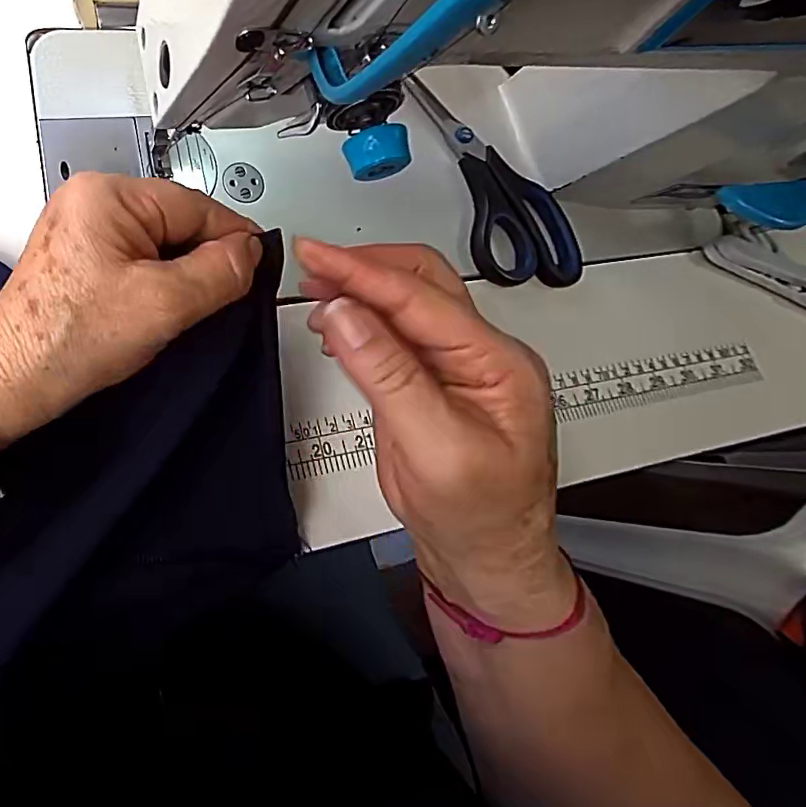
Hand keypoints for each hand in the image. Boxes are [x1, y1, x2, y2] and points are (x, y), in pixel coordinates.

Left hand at [0, 172, 263, 456]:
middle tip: (192, 308)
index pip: (199, 205)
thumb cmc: (60, 339)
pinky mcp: (78, 261)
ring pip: (159, 250)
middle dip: (195, 267)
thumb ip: (220, 272)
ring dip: (171, 283)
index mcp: (105, 194)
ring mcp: (80, 232)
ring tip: (153, 317)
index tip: (252, 273)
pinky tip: (137, 317)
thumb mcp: (163, 304)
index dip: (232, 243)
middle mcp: (88, 203)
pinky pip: (134, 265)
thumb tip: (248, 252)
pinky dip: (148, 291)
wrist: (10, 379)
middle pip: (178, 226)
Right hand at [294, 239, 571, 626]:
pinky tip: (333, 318)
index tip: (313, 254)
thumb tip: (345, 315)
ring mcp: (449, 363)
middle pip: (421, 280)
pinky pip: (389, 328)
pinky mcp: (422, 377)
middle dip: (363, 266)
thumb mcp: (433, 443)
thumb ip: (388, 374)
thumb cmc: (478, 510)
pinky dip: (356, 314)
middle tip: (310, 263)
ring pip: (403, 300)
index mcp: (494, 362)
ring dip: (357, 286)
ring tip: (313, 284)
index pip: (418, 298)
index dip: (361, 272)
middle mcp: (476, 353)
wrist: (481, 552)